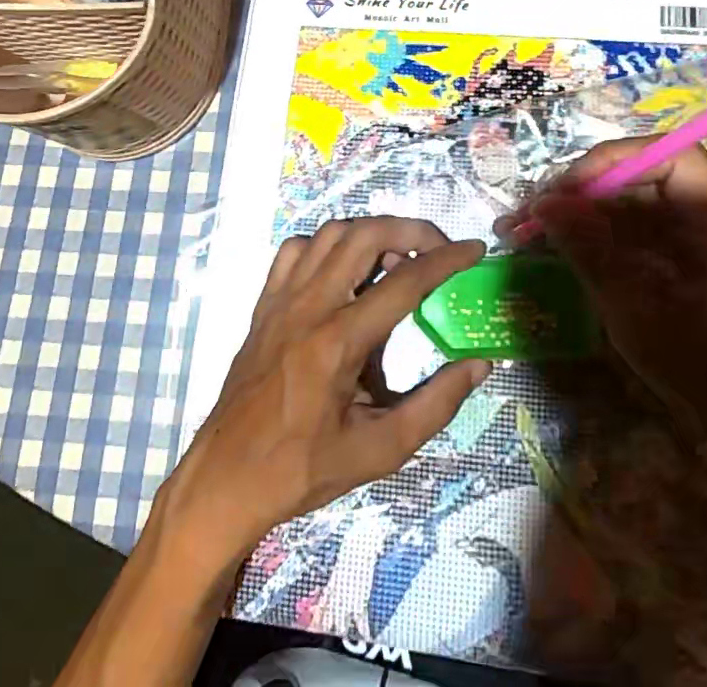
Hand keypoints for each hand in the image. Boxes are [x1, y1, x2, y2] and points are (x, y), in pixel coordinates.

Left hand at [149, 218, 490, 567]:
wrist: (226, 476)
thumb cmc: (304, 468)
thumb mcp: (381, 449)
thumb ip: (436, 404)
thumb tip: (479, 364)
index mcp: (339, 342)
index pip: (405, 281)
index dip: (447, 259)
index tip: (475, 249)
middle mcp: (309, 307)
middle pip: (364, 235)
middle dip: (410, 230)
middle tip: (438, 250)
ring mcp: (281, 300)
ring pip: (329, 234)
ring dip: (370, 233)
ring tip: (396, 260)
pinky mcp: (264, 305)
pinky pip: (296, 251)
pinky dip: (328, 245)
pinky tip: (344, 272)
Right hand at [514, 139, 706, 454]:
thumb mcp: (640, 318)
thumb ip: (593, 255)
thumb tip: (545, 205)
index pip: (672, 158)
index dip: (611, 164)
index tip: (561, 190)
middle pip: (655, 175)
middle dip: (590, 190)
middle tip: (535, 212)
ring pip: (649, 198)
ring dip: (593, 210)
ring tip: (537, 228)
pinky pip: (655, 223)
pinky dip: (612, 231)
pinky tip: (568, 242)